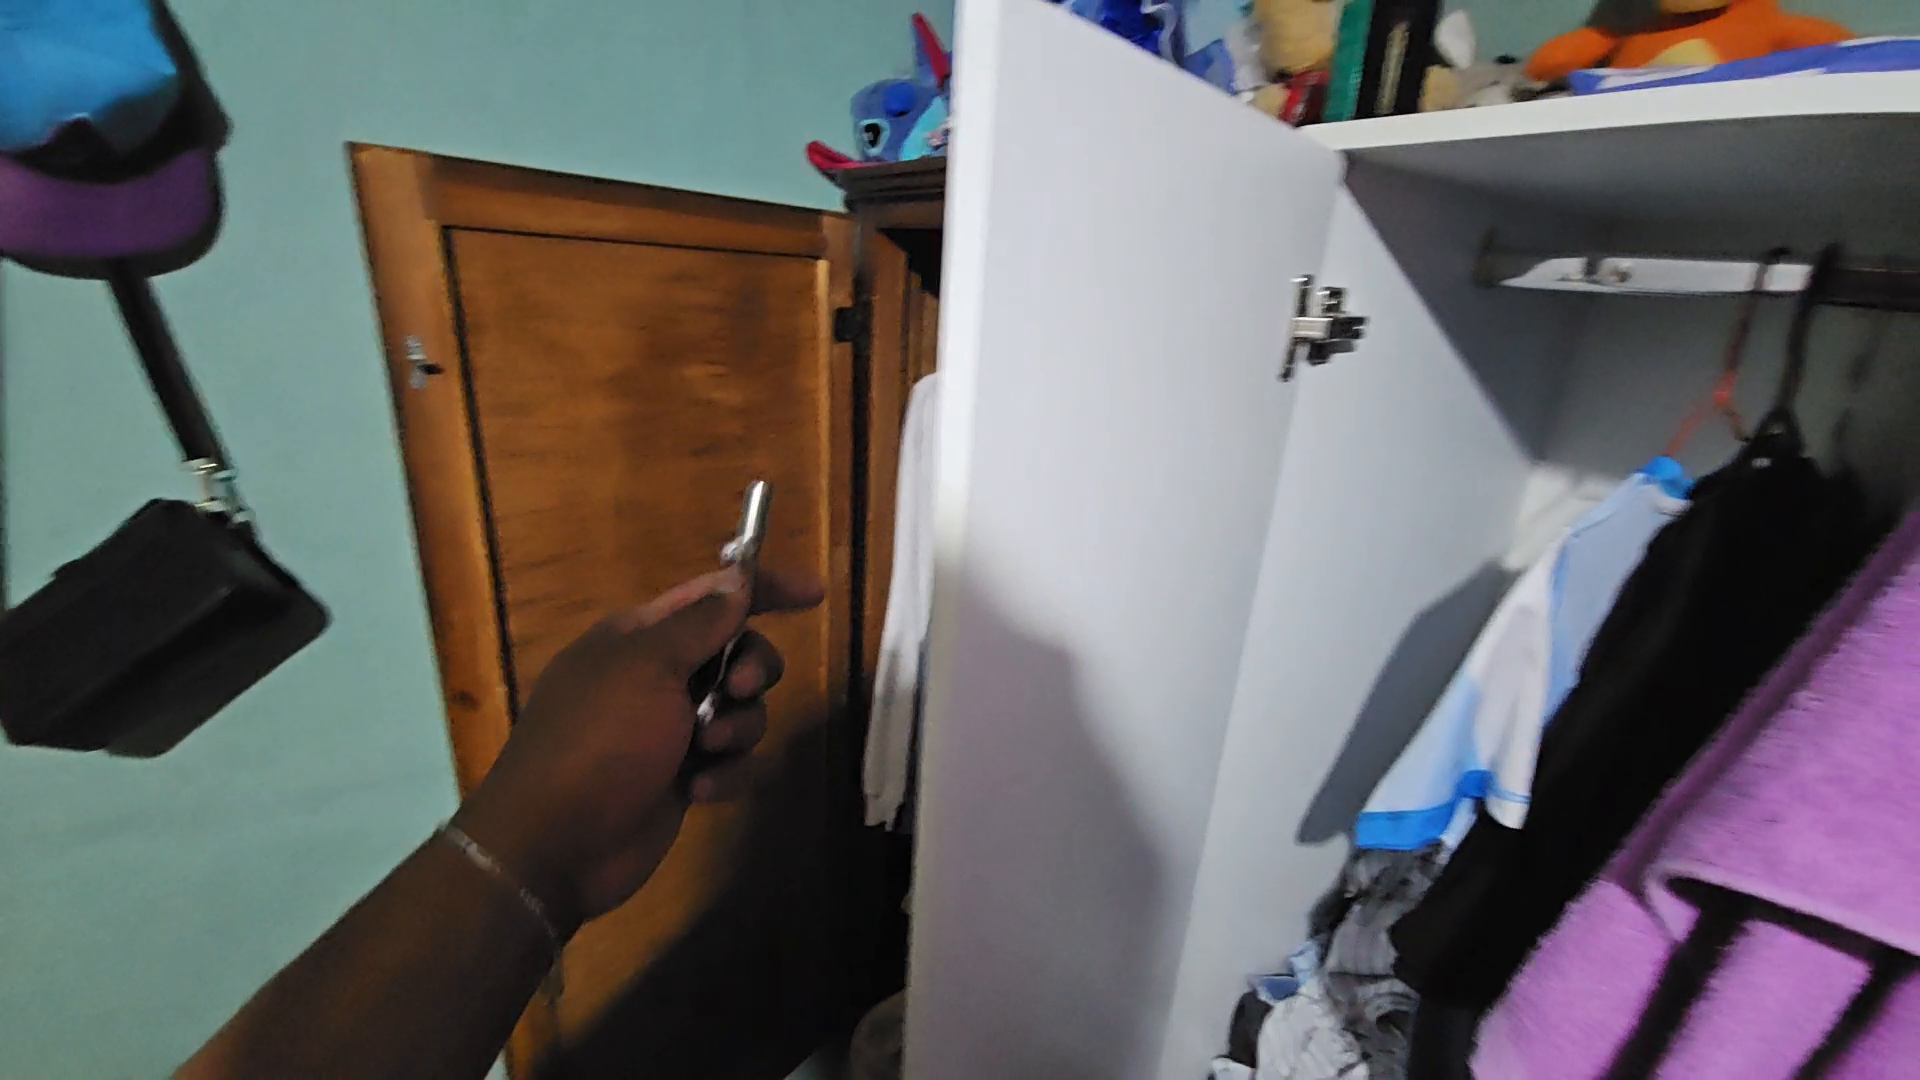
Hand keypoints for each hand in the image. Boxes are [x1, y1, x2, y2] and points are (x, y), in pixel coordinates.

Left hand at [450, 566, 824, 931]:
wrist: (554, 848)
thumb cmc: (597, 741)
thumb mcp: (647, 667)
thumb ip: (700, 623)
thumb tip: (738, 584)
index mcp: (642, 637)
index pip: (714, 595)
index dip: (765, 588)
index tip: (814, 593)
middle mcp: (661, 676)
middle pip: (741, 651)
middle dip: (753, 670)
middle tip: (740, 689)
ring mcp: (674, 728)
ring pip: (745, 709)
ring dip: (736, 729)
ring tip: (705, 752)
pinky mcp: (687, 774)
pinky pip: (735, 760)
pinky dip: (725, 773)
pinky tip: (696, 791)